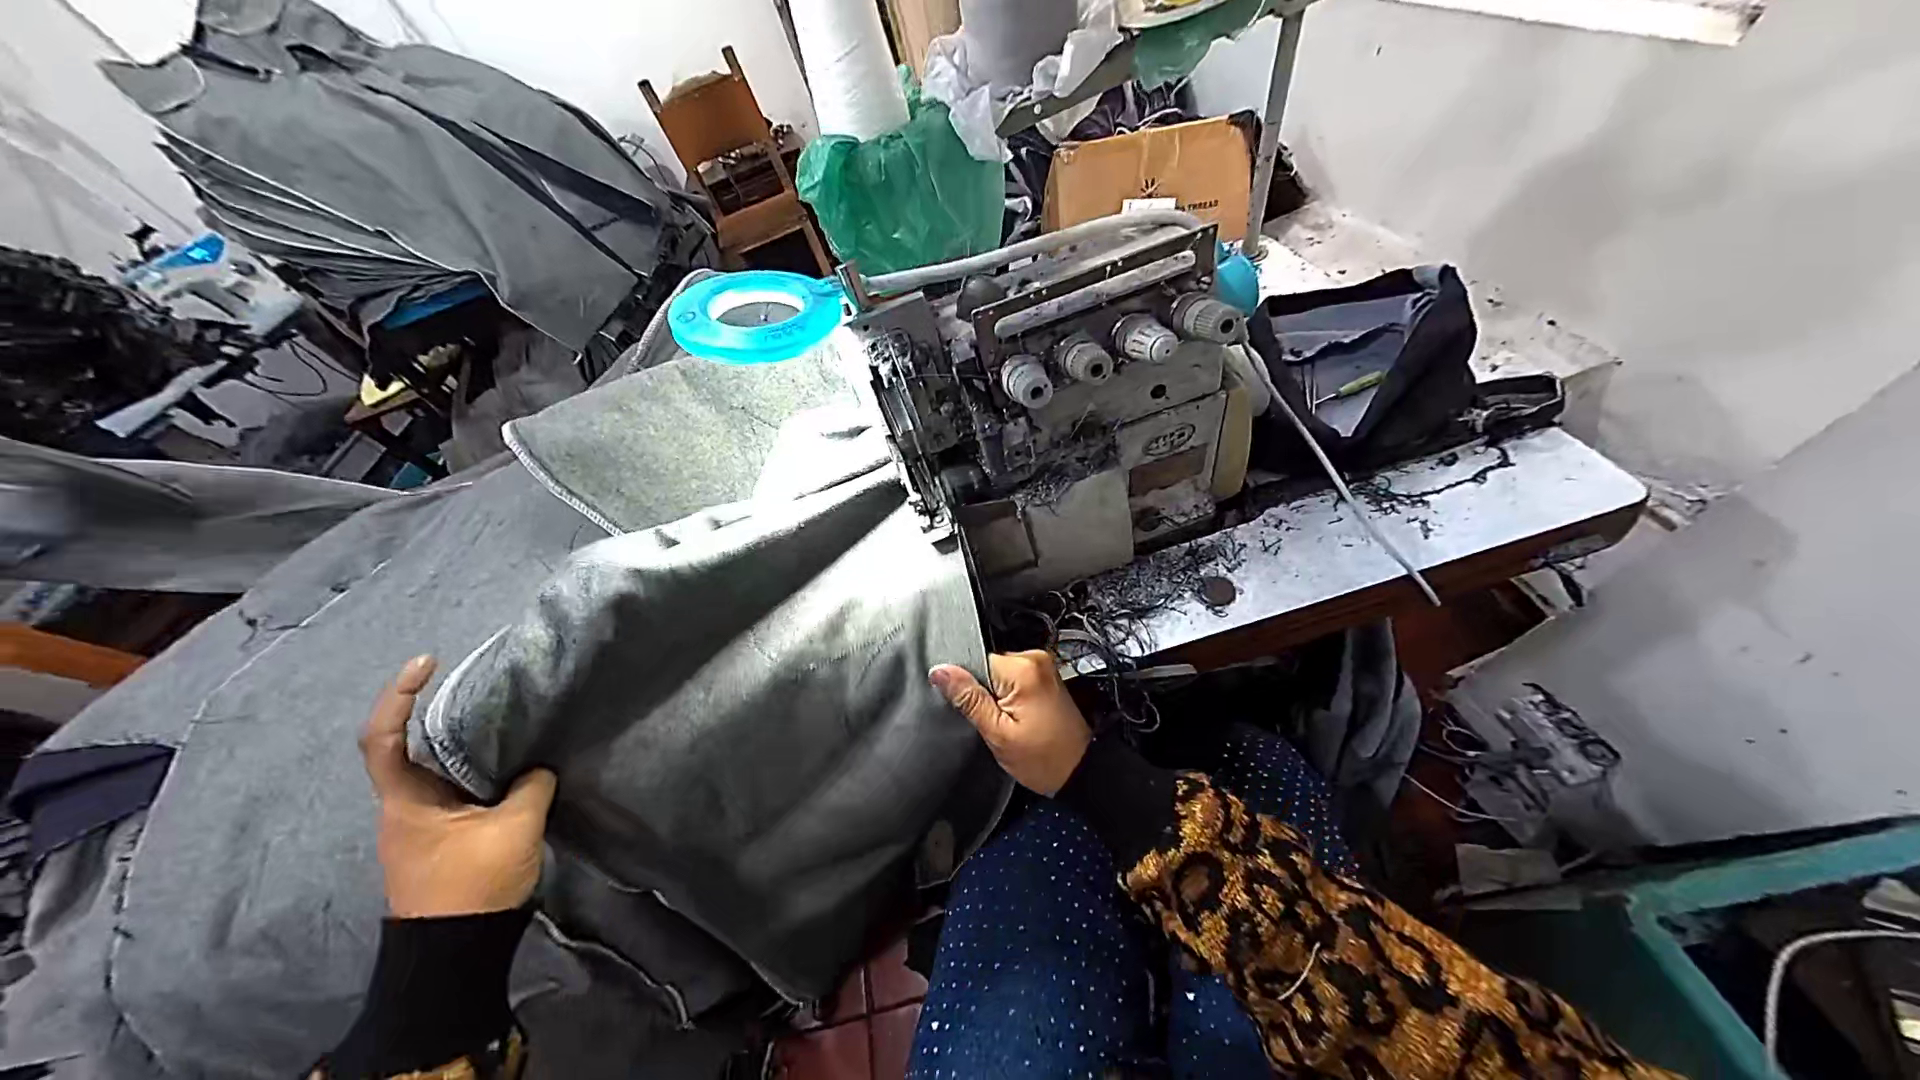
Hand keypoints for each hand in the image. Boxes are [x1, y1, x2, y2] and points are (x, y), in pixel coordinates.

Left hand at [359, 655, 557, 917]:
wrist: (456, 951)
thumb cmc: (473, 884)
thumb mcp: (514, 828)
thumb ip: (530, 785)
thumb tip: (538, 766)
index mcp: (406, 800)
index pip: (382, 738)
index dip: (398, 696)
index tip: (426, 663)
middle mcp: (404, 805)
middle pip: (414, 743)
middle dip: (442, 709)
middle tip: (485, 683)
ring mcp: (422, 821)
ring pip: (438, 765)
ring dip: (465, 738)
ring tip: (506, 714)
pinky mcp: (444, 833)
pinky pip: (457, 784)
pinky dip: (478, 763)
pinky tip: (511, 758)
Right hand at [930, 651, 1090, 795]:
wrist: (1080, 770)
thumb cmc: (1045, 759)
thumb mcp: (997, 733)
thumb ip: (968, 698)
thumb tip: (941, 672)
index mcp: (1022, 668)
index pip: (975, 660)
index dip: (968, 687)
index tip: (977, 709)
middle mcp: (1035, 659)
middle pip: (987, 665)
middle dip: (982, 692)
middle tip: (995, 720)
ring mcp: (1043, 666)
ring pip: (997, 673)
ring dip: (996, 695)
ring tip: (1010, 720)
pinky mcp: (1044, 676)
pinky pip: (1012, 678)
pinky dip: (1008, 696)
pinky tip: (1018, 716)